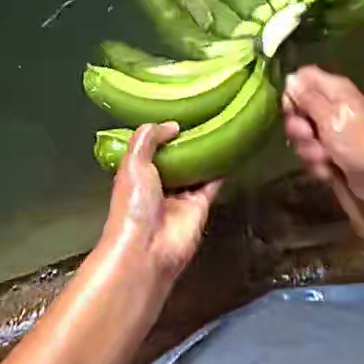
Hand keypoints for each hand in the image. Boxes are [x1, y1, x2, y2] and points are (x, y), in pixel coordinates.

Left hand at [98, 123, 220, 284]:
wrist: (148, 248)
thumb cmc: (132, 207)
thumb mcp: (132, 163)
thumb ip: (148, 138)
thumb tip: (172, 125)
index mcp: (137, 175)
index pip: (150, 150)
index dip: (161, 134)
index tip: (176, 116)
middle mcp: (159, 185)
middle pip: (176, 158)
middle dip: (186, 142)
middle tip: (202, 118)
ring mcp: (181, 196)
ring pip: (196, 168)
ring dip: (206, 152)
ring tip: (219, 128)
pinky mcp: (201, 204)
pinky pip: (214, 181)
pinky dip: (222, 167)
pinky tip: (231, 150)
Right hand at [281, 67, 363, 205]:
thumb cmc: (358, 141)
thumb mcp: (329, 117)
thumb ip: (307, 98)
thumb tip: (290, 78)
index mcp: (335, 90)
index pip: (305, 78)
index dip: (293, 92)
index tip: (291, 109)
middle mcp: (333, 107)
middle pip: (300, 111)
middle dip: (300, 129)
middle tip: (310, 136)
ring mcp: (333, 132)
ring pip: (305, 138)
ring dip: (310, 151)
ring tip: (325, 157)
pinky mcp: (333, 154)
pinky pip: (313, 156)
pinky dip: (319, 165)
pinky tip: (330, 170)